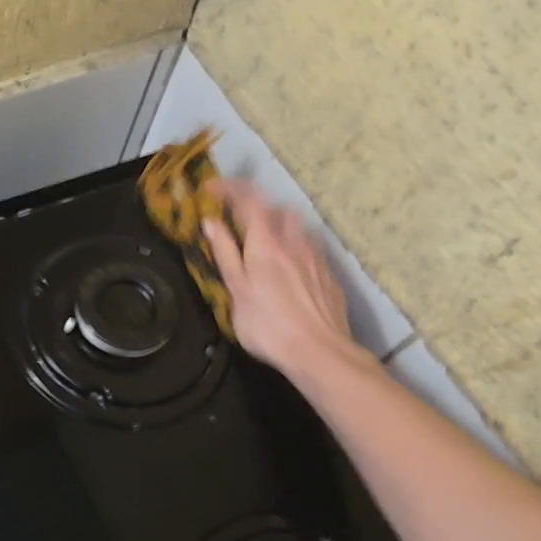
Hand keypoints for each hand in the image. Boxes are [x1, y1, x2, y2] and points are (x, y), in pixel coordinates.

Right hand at [200, 178, 370, 383]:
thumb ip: (225, 254)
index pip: (250, 200)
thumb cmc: (268, 325)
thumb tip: (211, 222)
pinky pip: (311, 250)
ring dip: (280, 227)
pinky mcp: (329, 277)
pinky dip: (296, 249)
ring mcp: (316, 259)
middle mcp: (294, 243)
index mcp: (266, 244)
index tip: (212, 188)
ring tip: (266, 245)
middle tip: (242, 221)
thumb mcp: (236, 290)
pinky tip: (290, 271)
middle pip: (280, 209)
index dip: (231, 188)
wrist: (319, 352)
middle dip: (260, 207)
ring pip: (299, 228)